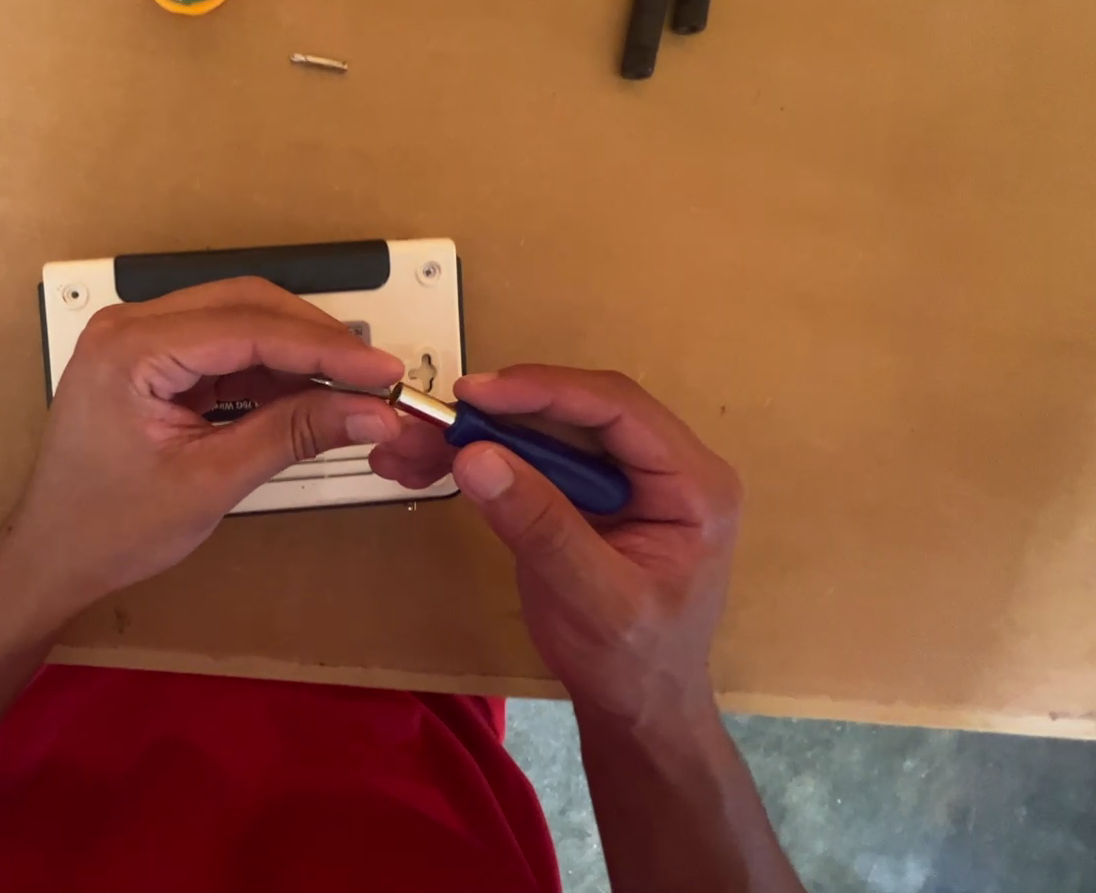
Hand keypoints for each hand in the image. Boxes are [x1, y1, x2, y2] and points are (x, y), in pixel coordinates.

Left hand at [4, 278, 405, 610]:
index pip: (249, 327)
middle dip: (315, 339)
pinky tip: (305, 393)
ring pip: (239, 321)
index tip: (383, 370)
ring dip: (295, 352)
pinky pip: (222, 349)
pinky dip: (268, 369)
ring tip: (348, 388)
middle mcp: (130, 326)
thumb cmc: (109, 527)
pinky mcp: (152, 360)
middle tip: (372, 376)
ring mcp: (139, 340)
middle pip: (246, 306)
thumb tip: (368, 412)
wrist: (53, 556)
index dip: (326, 347)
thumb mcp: (210, 481)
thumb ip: (292, 434)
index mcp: (131, 348)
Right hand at [368, 366, 741, 724]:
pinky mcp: (571, 489)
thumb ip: (540, 526)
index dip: (544, 391)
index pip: (616, 408)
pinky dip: (468, 458)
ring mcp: (610, 475)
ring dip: (468, 434)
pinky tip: (420, 466)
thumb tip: (474, 456)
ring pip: (533, 429)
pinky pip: (518, 456)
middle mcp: (652, 464)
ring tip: (407, 448)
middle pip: (566, 411)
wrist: (632, 704)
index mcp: (689, 482)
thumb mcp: (594, 599)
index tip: (474, 395)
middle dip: (492, 414)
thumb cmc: (633, 660)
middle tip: (428, 421)